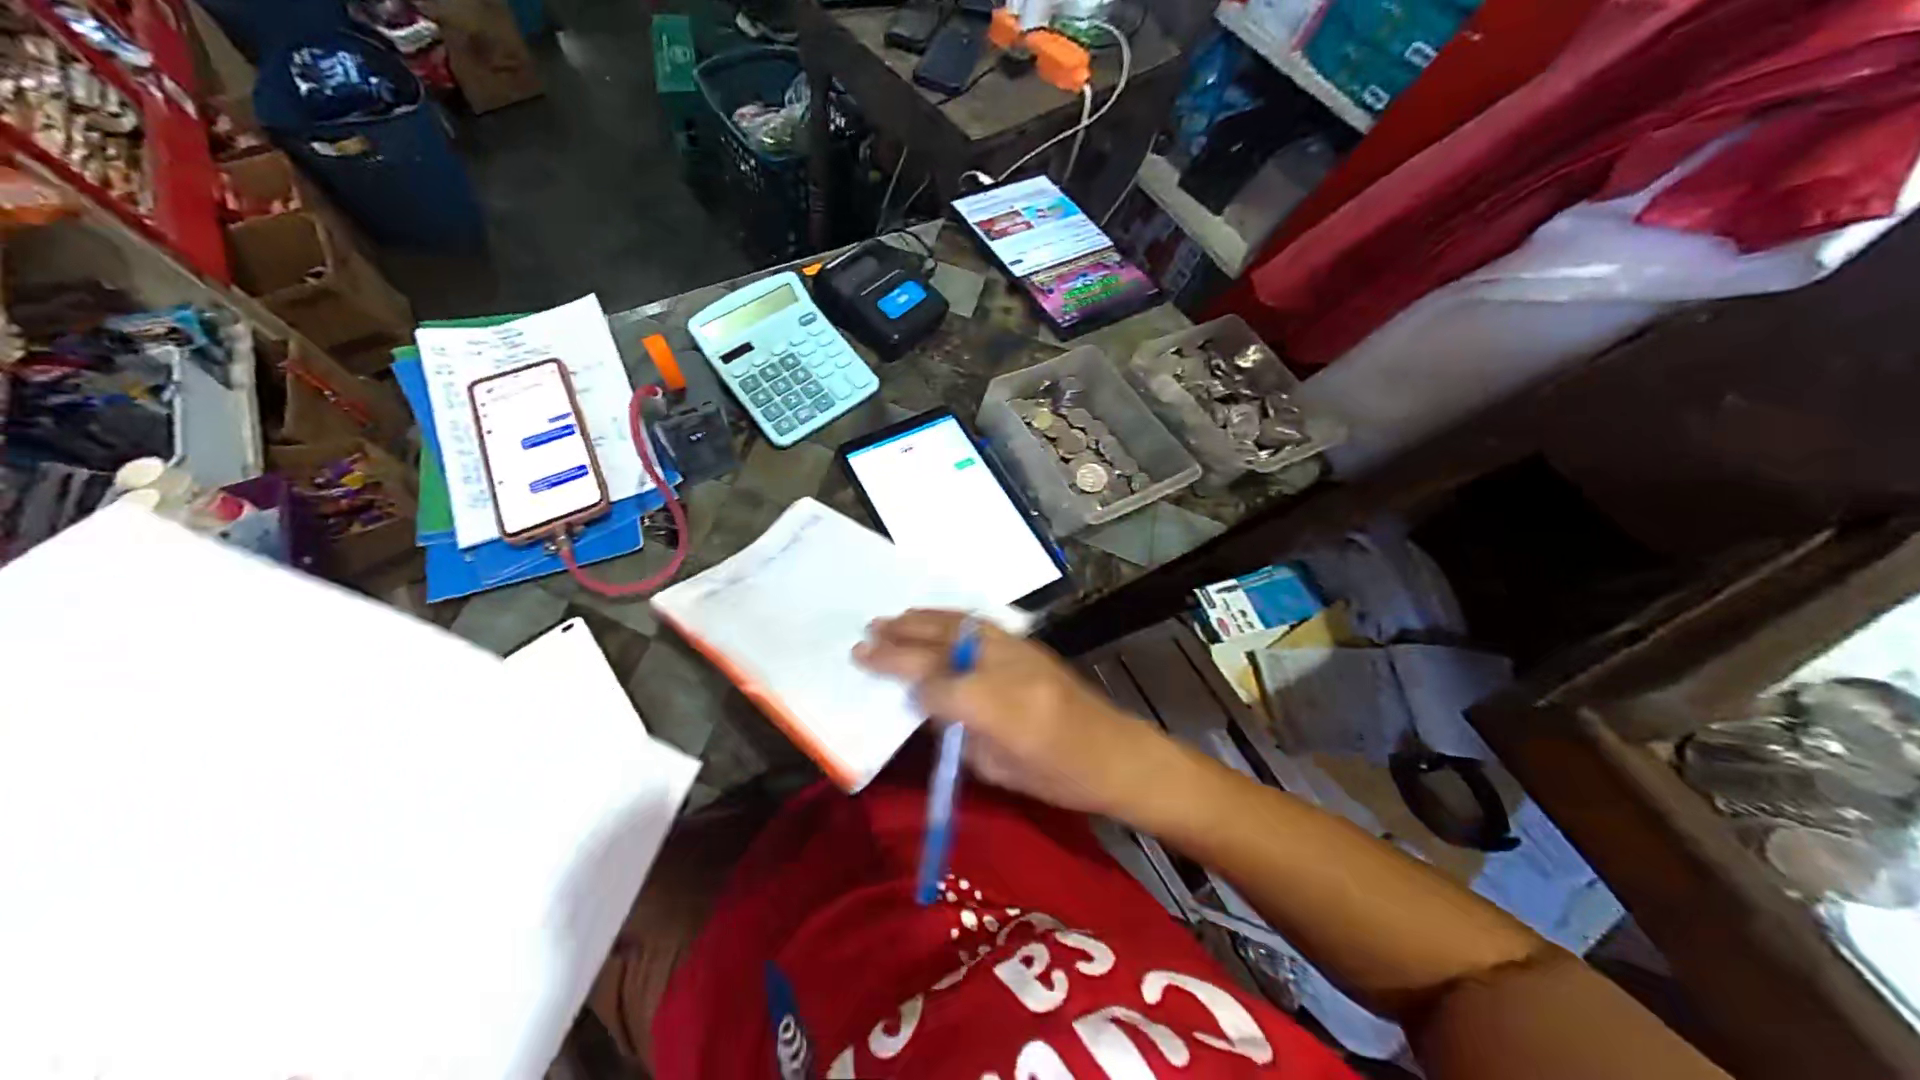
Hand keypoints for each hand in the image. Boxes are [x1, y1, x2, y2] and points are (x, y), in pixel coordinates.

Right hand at [853, 609, 1176, 816]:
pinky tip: (932, 618)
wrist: (1117, 753)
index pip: (938, 684)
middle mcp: (1008, 668)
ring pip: (960, 626)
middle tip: (866, 636)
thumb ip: (958, 732)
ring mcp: (1021, 649)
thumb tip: (927, 704)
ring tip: (890, 620)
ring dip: (921, 621)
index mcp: (1002, 709)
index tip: (874, 672)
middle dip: (901, 641)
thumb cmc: (1059, 778)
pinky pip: (980, 623)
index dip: (904, 679)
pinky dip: (950, 618)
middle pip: (943, 647)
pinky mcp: (1029, 644)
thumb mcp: (998, 770)